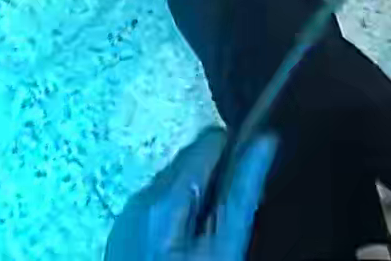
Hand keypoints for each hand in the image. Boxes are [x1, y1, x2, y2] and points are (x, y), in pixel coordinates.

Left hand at [106, 128, 278, 260]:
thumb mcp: (224, 251)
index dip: (235, 157)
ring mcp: (128, 216)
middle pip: (190, 160)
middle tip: (233, 225)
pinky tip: (189, 249)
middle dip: (217, 180)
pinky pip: (159, 205)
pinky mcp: (123, 235)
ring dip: (199, 198)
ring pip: (176, 182)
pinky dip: (179, 215)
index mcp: (164, 197)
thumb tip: (267, 140)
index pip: (209, 142)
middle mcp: (141, 195)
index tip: (251, 189)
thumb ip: (243, 192)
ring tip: (213, 240)